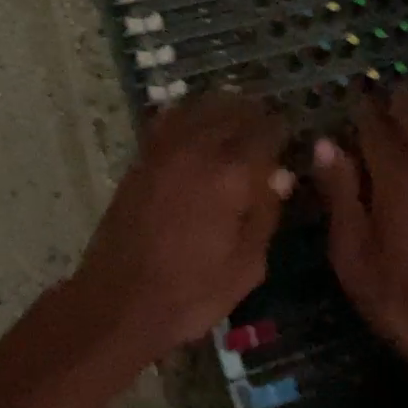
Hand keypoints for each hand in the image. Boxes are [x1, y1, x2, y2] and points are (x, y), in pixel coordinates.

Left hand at [71, 93, 294, 355]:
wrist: (119, 302)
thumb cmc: (191, 293)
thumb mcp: (246, 266)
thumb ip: (265, 214)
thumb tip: (281, 175)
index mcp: (232, 176)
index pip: (265, 133)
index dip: (281, 130)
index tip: (288, 134)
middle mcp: (199, 151)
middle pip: (232, 111)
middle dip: (253, 113)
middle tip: (265, 121)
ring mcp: (165, 151)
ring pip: (198, 108)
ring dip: (221, 106)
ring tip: (234, 114)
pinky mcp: (141, 160)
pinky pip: (168, 121)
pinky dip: (186, 113)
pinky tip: (194, 122)